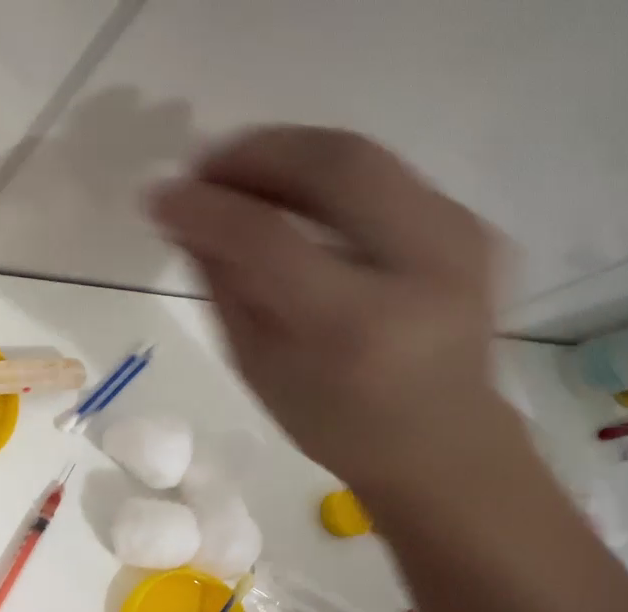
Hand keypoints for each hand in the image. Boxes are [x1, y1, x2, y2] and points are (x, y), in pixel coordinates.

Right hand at [147, 126, 512, 498]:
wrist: (440, 442)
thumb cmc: (334, 422)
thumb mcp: (259, 366)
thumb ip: (226, 287)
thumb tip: (187, 221)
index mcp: (357, 323)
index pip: (269, 238)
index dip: (206, 209)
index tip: (158, 197)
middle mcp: (422, 265)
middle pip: (337, 166)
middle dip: (256, 154)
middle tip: (199, 166)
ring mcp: (460, 235)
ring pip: (364, 156)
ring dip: (288, 152)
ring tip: (231, 171)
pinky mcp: (469, 223)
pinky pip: (383, 175)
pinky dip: (322, 172)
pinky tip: (282, 189)